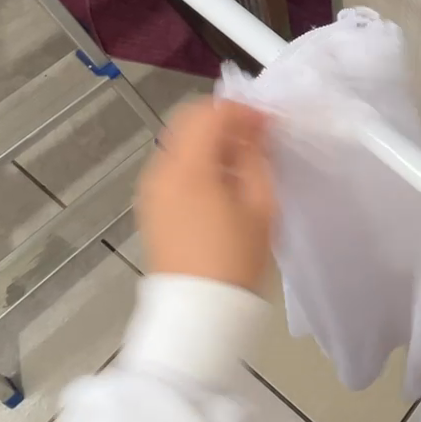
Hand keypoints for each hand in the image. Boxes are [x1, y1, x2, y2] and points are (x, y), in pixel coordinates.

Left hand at [134, 97, 275, 288]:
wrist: (199, 311)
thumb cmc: (236, 257)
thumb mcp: (261, 204)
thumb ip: (256, 157)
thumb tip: (255, 130)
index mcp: (189, 168)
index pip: (212, 113)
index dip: (244, 110)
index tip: (269, 124)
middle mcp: (161, 170)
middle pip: (189, 120)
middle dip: (225, 120)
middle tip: (257, 138)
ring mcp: (150, 189)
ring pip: (180, 141)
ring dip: (211, 140)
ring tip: (243, 162)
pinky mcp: (151, 205)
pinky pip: (174, 165)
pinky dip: (197, 160)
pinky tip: (222, 182)